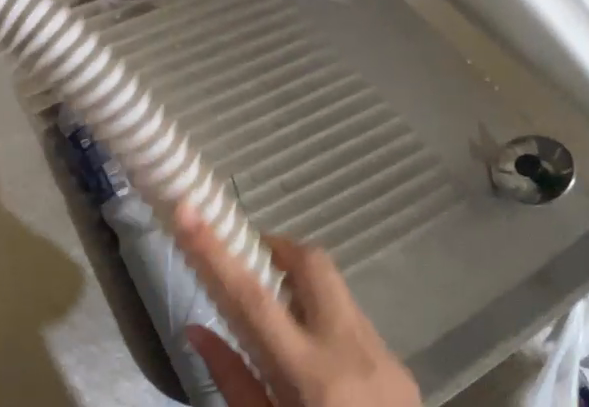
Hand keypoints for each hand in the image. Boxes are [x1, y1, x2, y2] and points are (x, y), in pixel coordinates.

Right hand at [173, 205, 420, 406]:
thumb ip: (233, 380)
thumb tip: (195, 331)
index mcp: (311, 375)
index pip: (251, 295)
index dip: (214, 249)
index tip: (186, 209)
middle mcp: (352, 353)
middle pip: (312, 265)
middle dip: (275, 247)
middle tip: (246, 259)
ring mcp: (385, 357)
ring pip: (335, 289)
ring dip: (299, 285)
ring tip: (275, 315)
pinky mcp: (402, 367)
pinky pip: (352, 319)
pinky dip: (321, 316)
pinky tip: (311, 354)